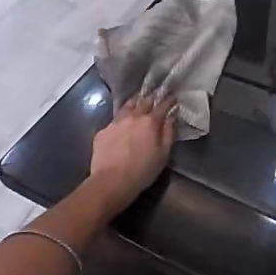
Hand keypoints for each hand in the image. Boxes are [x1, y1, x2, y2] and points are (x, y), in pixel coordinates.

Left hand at [87, 94, 175, 213]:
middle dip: (151, 97)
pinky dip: (121, 119)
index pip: (162, 106)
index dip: (169, 100)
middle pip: (143, 101)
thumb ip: (168, 133)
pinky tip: (121, 123)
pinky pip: (114, 121)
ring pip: (126, 107)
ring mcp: (115, 122)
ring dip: (134, 102)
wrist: (111, 181)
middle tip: (156, 94)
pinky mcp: (102, 131)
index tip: (173, 97)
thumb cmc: (142, 171)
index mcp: (149, 122)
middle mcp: (132, 117)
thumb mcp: (163, 154)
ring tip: (138, 100)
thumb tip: (170, 117)